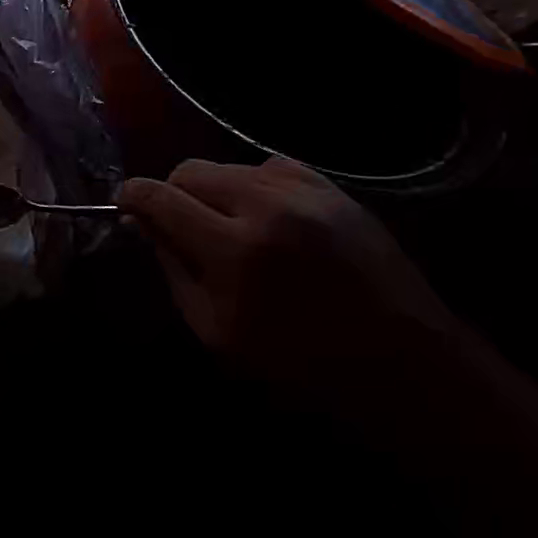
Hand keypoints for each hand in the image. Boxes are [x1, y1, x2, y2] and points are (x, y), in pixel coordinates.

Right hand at [118, 157, 460, 395]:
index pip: (156, 195)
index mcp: (234, 250)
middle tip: (181, 224)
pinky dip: (255, 186)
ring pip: (226, 166)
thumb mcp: (214, 329)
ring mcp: (308, 194)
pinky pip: (269, 166)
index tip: (126, 206)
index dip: (131, 196)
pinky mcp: (336, 192)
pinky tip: (267, 217)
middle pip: (188, 170)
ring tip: (229, 225)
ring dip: (214, 191)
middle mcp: (268, 207)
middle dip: (173, 194)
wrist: (411, 370)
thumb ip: (171, 267)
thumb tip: (143, 224)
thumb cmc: (302, 363)